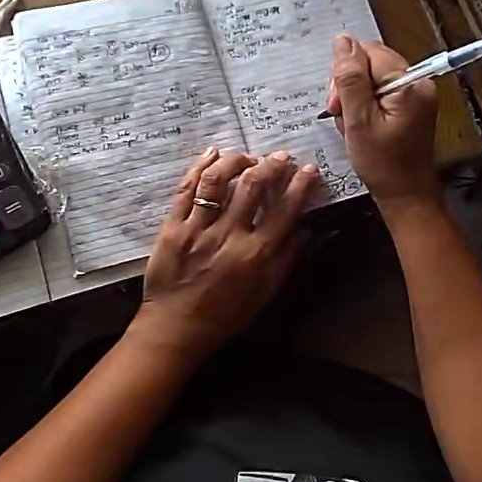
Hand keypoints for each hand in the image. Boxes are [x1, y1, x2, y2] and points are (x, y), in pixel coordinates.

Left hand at [136, 146, 317, 356]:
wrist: (176, 328)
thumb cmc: (225, 315)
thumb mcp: (264, 293)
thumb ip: (286, 259)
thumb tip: (306, 230)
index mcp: (256, 254)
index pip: (284, 209)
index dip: (300, 185)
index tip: (308, 168)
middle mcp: (229, 236)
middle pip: (253, 186)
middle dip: (271, 165)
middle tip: (280, 156)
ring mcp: (198, 229)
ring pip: (218, 180)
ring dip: (236, 161)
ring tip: (247, 157)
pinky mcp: (172, 227)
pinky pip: (186, 189)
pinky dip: (200, 166)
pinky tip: (212, 154)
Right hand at [327, 34, 438, 210]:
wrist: (405, 195)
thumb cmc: (382, 163)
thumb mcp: (358, 120)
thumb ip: (350, 78)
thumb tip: (342, 40)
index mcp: (409, 83)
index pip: (369, 53)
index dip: (347, 74)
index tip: (338, 105)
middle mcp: (418, 83)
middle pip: (372, 62)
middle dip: (350, 87)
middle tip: (342, 116)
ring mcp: (416, 94)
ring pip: (373, 78)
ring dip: (355, 99)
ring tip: (352, 126)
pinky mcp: (411, 106)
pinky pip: (381, 93)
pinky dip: (365, 108)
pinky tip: (361, 127)